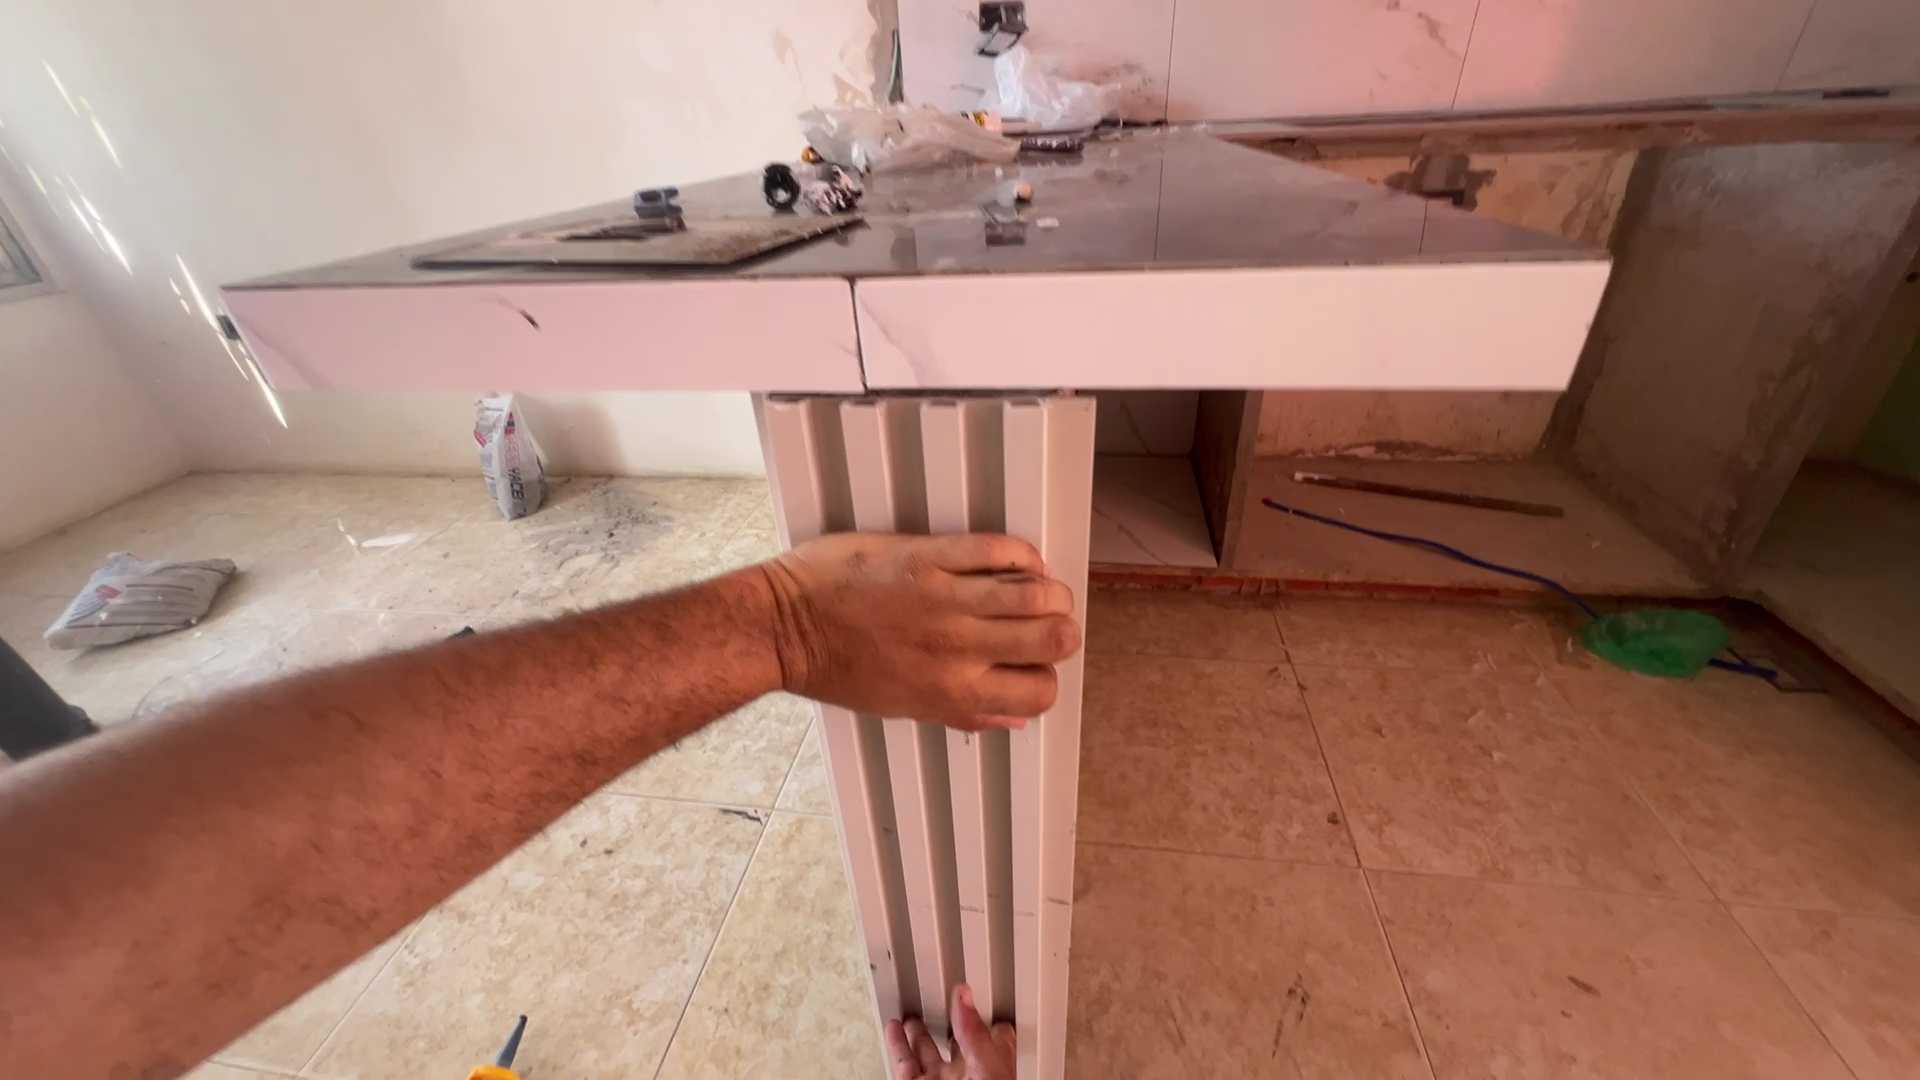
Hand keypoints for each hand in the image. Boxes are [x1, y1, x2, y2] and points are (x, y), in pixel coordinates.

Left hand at [761, 533, 1079, 730]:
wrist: (782, 626)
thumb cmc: (837, 668)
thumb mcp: (901, 708)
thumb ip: (962, 714)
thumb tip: (1012, 719)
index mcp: (952, 692)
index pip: (1038, 692)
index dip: (1048, 676)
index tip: (1037, 661)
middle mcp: (958, 650)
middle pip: (1052, 639)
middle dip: (1062, 628)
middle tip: (1050, 618)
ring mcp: (945, 600)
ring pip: (1034, 593)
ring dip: (1049, 589)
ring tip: (1040, 585)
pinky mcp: (926, 558)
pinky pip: (995, 549)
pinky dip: (1019, 551)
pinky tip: (1017, 557)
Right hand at [886, 984, 1015, 1079]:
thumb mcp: (987, 1070)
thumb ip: (975, 1033)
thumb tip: (965, 994)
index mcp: (991, 1069)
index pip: (995, 1033)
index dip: (988, 1011)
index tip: (980, 991)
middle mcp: (966, 1076)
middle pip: (957, 1040)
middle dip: (950, 1017)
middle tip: (943, 994)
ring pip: (927, 1051)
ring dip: (918, 1029)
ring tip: (913, 1010)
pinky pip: (903, 1063)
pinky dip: (896, 1044)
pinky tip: (892, 1029)